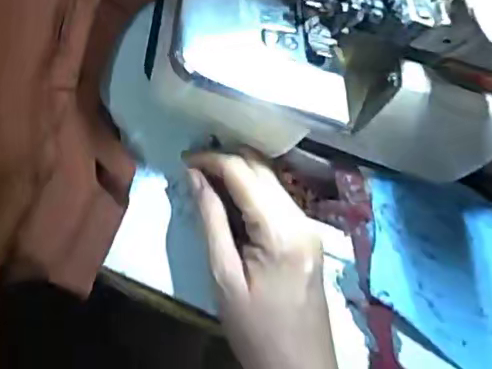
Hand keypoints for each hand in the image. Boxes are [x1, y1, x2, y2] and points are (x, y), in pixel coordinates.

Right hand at [186, 152, 336, 368]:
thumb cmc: (257, 332)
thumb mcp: (225, 278)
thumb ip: (211, 220)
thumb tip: (194, 175)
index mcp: (280, 230)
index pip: (242, 171)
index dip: (210, 159)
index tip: (183, 161)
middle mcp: (300, 219)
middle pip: (259, 167)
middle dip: (224, 159)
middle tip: (192, 168)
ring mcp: (308, 226)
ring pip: (269, 177)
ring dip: (238, 171)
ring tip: (207, 180)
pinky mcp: (308, 235)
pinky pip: (277, 195)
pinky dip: (252, 187)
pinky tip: (231, 200)